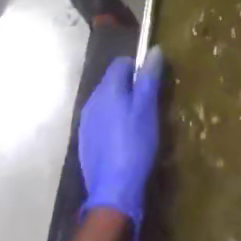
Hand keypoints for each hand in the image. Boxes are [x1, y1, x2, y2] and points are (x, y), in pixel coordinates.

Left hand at [78, 46, 164, 229]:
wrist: (113, 190)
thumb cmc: (135, 144)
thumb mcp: (147, 109)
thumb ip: (149, 78)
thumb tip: (154, 50)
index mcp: (107, 89)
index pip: (120, 63)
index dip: (137, 67)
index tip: (151, 82)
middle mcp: (92, 100)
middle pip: (112, 82)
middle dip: (130, 87)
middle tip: (149, 105)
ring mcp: (85, 122)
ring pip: (106, 102)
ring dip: (121, 105)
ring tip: (138, 124)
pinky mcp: (85, 141)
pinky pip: (101, 121)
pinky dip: (112, 123)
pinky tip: (124, 140)